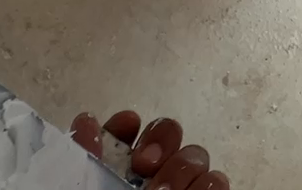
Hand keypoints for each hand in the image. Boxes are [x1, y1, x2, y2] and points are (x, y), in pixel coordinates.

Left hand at [71, 111, 230, 189]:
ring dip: (184, 167)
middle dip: (162, 140)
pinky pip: (217, 180)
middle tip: (146, 165)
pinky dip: (208, 184)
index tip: (127, 126)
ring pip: (195, 155)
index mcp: (114, 173)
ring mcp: (180, 187)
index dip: (125, 124)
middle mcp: (149, 176)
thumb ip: (84, 162)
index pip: (123, 133)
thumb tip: (86, 119)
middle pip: (168, 132)